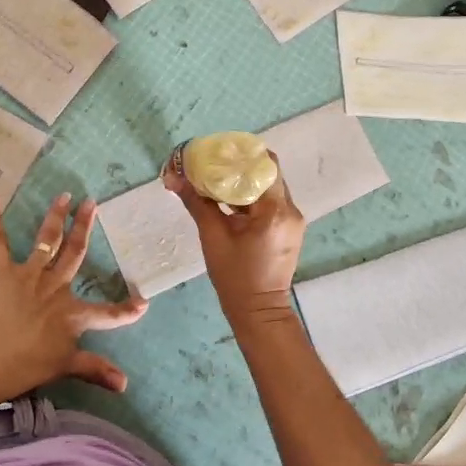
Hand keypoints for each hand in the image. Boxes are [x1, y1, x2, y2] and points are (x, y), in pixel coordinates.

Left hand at [0, 192, 147, 393]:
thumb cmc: (30, 364)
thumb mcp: (67, 366)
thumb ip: (95, 369)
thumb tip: (125, 385)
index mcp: (73, 313)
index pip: (106, 315)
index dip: (125, 311)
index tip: (143, 303)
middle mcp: (56, 287)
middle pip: (75, 253)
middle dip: (85, 227)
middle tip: (92, 203)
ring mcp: (30, 275)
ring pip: (46, 240)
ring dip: (56, 216)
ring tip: (64, 195)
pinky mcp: (3, 271)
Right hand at [165, 154, 306, 325]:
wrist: (258, 312)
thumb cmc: (235, 276)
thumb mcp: (212, 236)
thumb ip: (196, 202)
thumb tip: (173, 177)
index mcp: (274, 210)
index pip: (264, 166)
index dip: (240, 155)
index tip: (217, 154)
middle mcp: (290, 210)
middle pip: (267, 173)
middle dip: (239, 166)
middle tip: (212, 165)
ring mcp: (292, 219)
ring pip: (268, 186)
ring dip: (244, 181)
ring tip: (216, 181)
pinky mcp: (288, 228)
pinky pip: (270, 201)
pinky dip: (250, 196)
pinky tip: (228, 200)